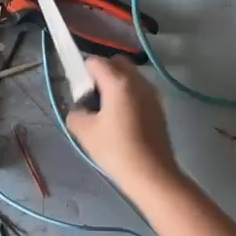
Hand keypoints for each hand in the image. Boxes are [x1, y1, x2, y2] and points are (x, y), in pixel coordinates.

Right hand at [66, 57, 181, 195]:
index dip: (83, 73)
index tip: (80, 93)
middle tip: (93, 98)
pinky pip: (139, 90)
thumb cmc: (116, 150)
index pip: (95, 61)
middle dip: (102, 73)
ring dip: (117, 84)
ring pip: (130, 76)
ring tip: (108, 111)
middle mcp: (138, 81)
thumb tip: (80, 111)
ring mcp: (152, 93)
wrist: (152, 174)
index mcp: (118, 83)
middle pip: (116, 63)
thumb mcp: (85, 133)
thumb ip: (76, 114)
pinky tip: (123, 120)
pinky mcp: (159, 107)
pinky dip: (129, 95)